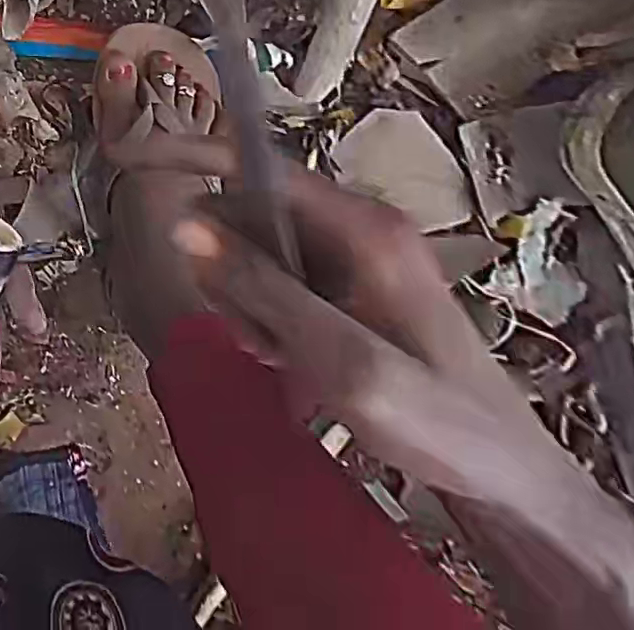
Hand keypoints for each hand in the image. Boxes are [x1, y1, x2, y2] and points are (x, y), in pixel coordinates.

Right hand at [168, 164, 633, 629]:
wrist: (506, 480)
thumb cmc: (439, 422)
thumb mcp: (341, 359)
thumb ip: (262, 288)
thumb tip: (183, 223)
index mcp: (363, 225)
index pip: (256, 164)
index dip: (189, 154)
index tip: (127, 157)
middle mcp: (351, 223)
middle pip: (242, 210)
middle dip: (221, 263)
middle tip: (245, 327)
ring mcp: (342, 249)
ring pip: (244, 243)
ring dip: (237, 293)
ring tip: (272, 347)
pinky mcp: (335, 277)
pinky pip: (262, 271)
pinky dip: (252, 307)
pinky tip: (280, 348)